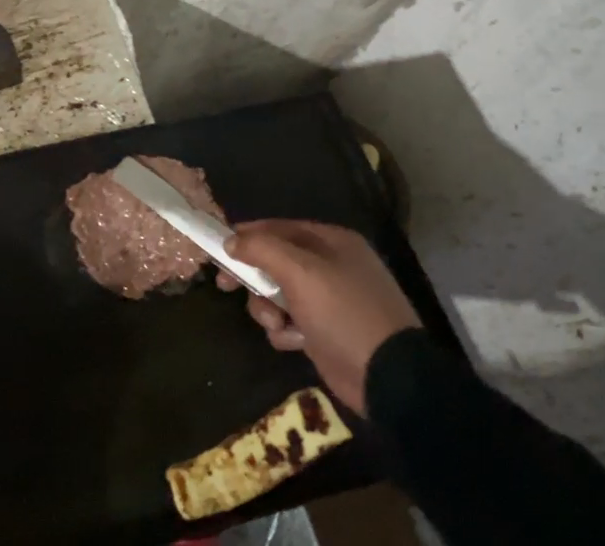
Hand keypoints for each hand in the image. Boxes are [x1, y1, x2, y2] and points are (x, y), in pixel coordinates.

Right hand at [217, 220, 421, 414]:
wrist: (386, 376)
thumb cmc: (343, 313)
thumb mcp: (300, 273)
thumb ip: (261, 249)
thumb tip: (230, 241)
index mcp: (331, 242)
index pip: (277, 227)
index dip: (246, 236)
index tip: (218, 250)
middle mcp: (330, 265)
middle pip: (273, 261)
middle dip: (252, 277)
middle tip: (225, 286)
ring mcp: (329, 300)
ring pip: (276, 293)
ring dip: (268, 309)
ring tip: (278, 323)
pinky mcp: (324, 330)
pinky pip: (289, 321)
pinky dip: (286, 331)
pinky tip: (296, 341)